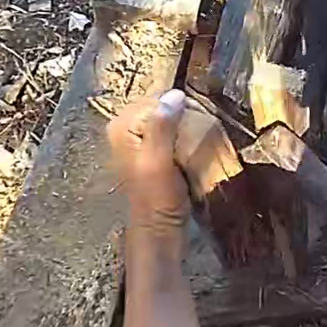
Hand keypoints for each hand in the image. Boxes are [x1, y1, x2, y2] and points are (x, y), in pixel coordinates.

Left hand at [108, 89, 189, 232]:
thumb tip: (175, 94)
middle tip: (204, 131)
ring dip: (188, 128)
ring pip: (171, 121)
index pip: (157, 98)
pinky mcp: (153, 154)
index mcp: (122, 127)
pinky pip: (173, 134)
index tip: (199, 120)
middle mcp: (127, 129)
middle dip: (185, 117)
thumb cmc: (157, 199)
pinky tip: (196, 149)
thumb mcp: (159, 161)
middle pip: (164, 108)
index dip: (180, 106)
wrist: (160, 231)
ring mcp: (140, 142)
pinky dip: (186, 138)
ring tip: (203, 139)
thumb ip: (162, 127)